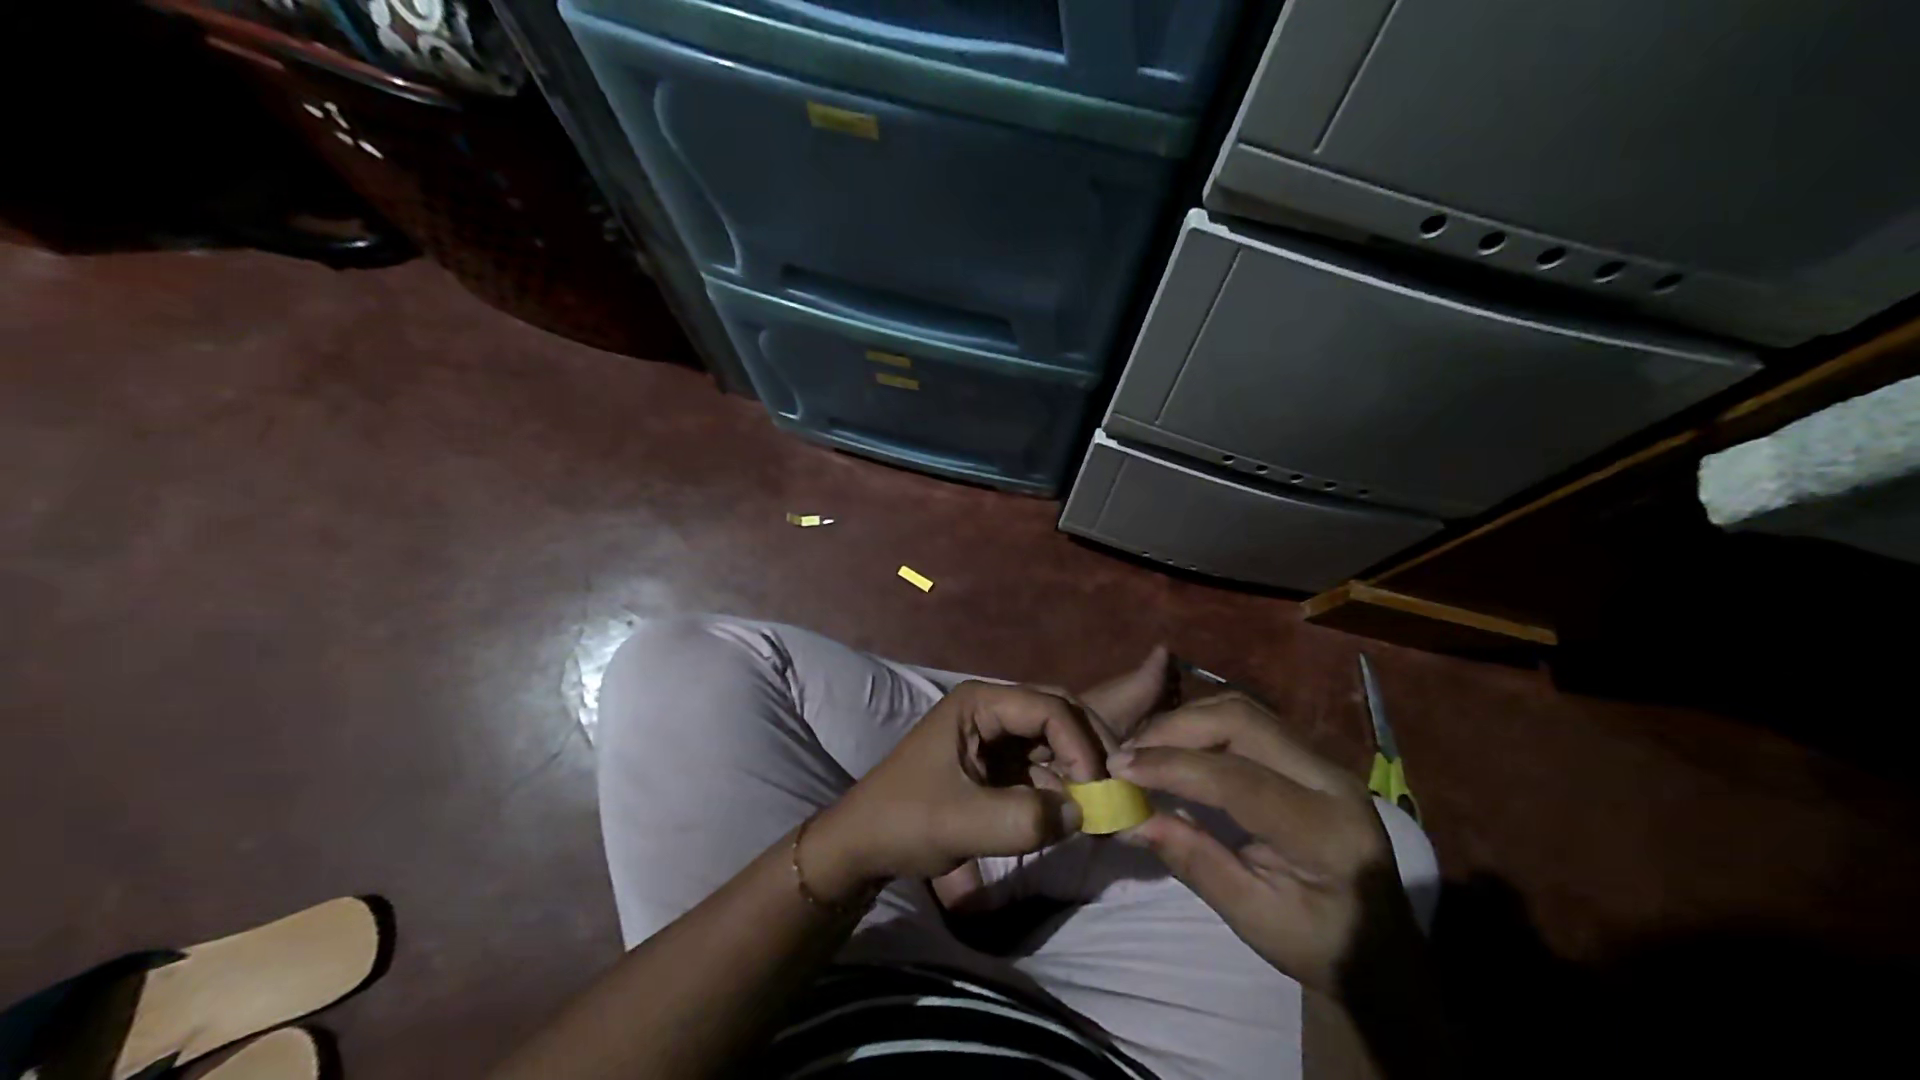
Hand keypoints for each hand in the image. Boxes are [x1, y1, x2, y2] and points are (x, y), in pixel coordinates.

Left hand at [807, 681, 1106, 900]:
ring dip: (1081, 770)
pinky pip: (1043, 768)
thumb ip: (1026, 819)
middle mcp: (992, 710)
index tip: (1096, 787)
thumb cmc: (904, 822)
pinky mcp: (998, 765)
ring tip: (1104, 806)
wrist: (863, 845)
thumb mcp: (963, 822)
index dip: (1080, 742)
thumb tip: (1082, 814)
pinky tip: (1076, 814)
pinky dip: (1064, 788)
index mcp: (979, 703)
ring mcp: (996, 737)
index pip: (1048, 707)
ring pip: (1056, 741)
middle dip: (1091, 747)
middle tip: (1119, 786)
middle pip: (1059, 714)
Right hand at [1109, 693, 1418, 999]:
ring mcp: (1321, 759)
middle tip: (1127, 753)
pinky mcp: (1307, 755)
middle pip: (1242, 720)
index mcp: (1324, 830)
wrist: (1379, 947)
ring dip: (1186, 720)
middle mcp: (1329, 779)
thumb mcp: (1254, 918)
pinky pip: (1248, 718)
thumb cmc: (1318, 944)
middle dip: (1175, 729)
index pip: (1239, 779)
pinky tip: (1175, 744)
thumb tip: (1131, 819)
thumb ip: (1196, 862)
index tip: (1119, 768)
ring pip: (1243, 709)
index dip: (1174, 767)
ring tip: (1145, 746)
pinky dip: (1202, 723)